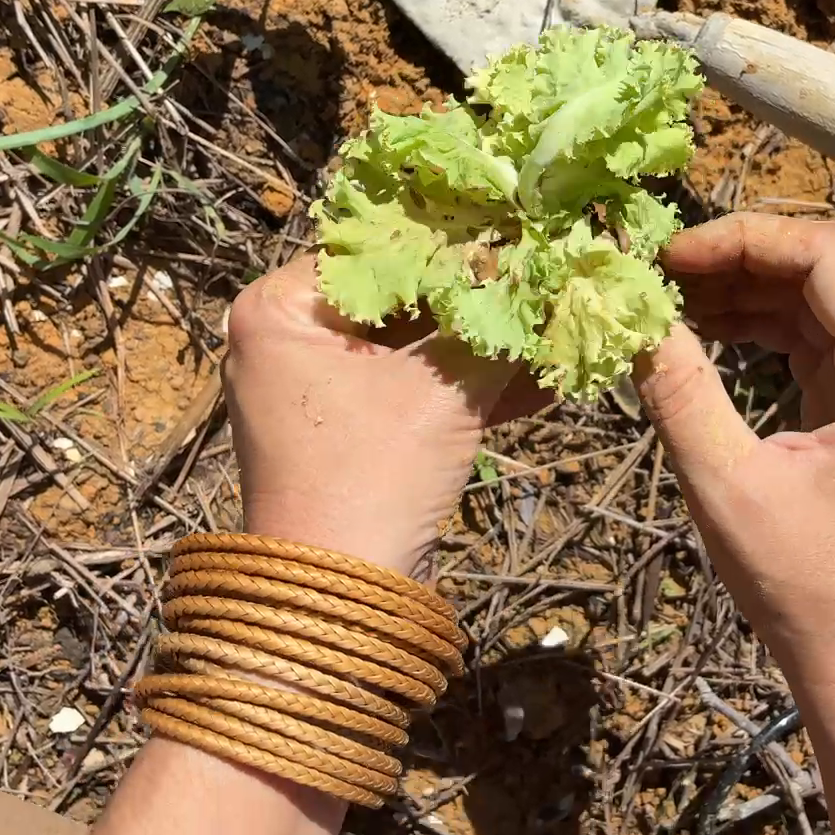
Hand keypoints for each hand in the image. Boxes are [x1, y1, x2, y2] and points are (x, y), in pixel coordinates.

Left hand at [224, 254, 544, 574]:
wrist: (345, 600)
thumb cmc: (375, 473)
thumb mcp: (442, 388)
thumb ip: (491, 322)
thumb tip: (539, 268)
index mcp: (282, 310)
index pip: (378, 249)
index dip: (453, 242)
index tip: (516, 233)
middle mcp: (292, 340)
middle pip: (402, 298)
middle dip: (478, 298)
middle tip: (541, 277)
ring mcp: (324, 387)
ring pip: (418, 346)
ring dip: (485, 344)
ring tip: (552, 323)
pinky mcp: (357, 426)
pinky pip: (416, 388)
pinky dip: (470, 385)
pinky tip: (541, 377)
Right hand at [634, 214, 834, 687]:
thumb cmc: (803, 586)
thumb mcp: (726, 484)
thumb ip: (678, 391)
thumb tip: (632, 316)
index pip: (831, 256)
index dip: (746, 240)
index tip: (674, 255)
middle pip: (833, 263)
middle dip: (747, 254)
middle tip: (671, 268)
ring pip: (823, 294)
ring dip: (750, 287)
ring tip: (677, 297)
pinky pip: (818, 335)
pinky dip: (763, 324)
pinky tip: (709, 328)